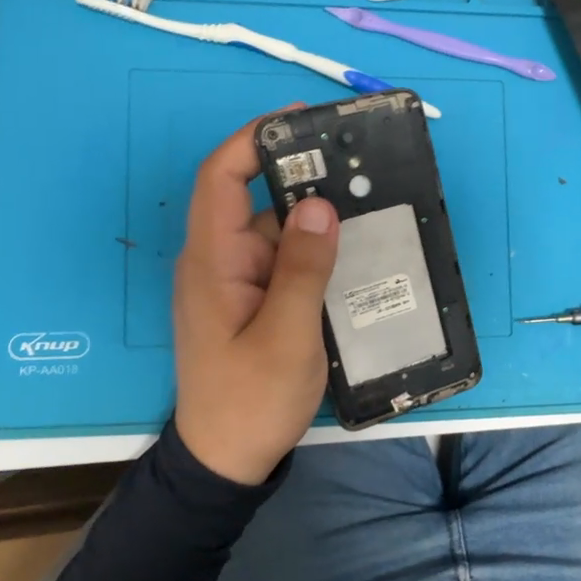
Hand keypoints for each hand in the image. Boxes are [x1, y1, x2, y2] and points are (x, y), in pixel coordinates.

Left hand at [172, 115, 339, 484]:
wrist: (227, 461)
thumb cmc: (250, 400)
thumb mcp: (285, 337)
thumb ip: (301, 270)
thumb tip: (318, 206)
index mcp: (212, 261)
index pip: (221, 177)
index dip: (255, 139)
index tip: (303, 120)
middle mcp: (219, 261)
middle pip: (253, 198)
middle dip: (299, 173)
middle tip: (354, 161)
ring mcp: (235, 284)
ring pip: (274, 232)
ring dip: (313, 217)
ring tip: (368, 203)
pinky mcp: (253, 303)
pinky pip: (284, 262)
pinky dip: (315, 250)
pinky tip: (354, 253)